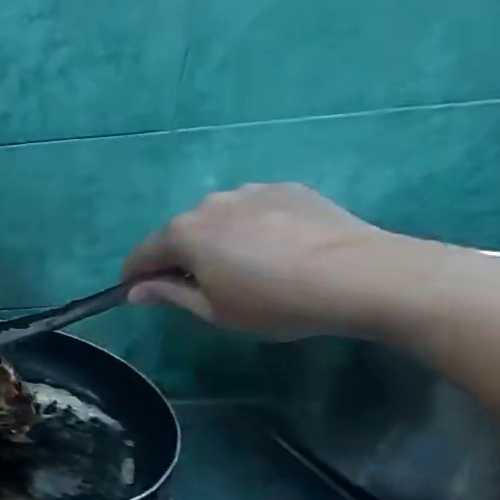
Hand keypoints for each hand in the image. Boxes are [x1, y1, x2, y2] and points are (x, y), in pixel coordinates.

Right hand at [120, 183, 447, 340]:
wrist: (364, 275)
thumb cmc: (276, 302)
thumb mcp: (214, 311)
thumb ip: (169, 295)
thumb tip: (136, 291)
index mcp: (181, 233)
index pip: (142, 254)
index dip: (135, 276)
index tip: (138, 293)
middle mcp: (207, 204)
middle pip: (179, 233)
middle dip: (180, 255)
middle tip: (199, 283)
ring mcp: (249, 192)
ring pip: (218, 218)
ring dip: (217, 238)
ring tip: (244, 264)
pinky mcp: (287, 189)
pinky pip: (254, 209)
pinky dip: (252, 226)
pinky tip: (277, 248)